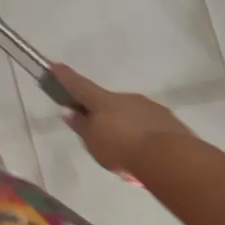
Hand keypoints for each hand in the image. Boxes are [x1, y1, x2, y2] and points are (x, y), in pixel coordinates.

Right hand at [50, 63, 193, 173]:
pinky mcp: (170, 122)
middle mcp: (127, 98)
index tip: (55, 65)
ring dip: (126, 127)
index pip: (79, 86)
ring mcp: (151, 108)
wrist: (170, 158)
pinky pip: (149, 126)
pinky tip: (144, 154)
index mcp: (103, 101)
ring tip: (125, 152)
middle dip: (103, 114)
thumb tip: (71, 111)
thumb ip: (81, 126)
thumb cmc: (121, 148)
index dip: (66, 77)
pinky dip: (144, 136)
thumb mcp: (92, 142)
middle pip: (108, 103)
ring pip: (131, 114)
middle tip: (100, 134)